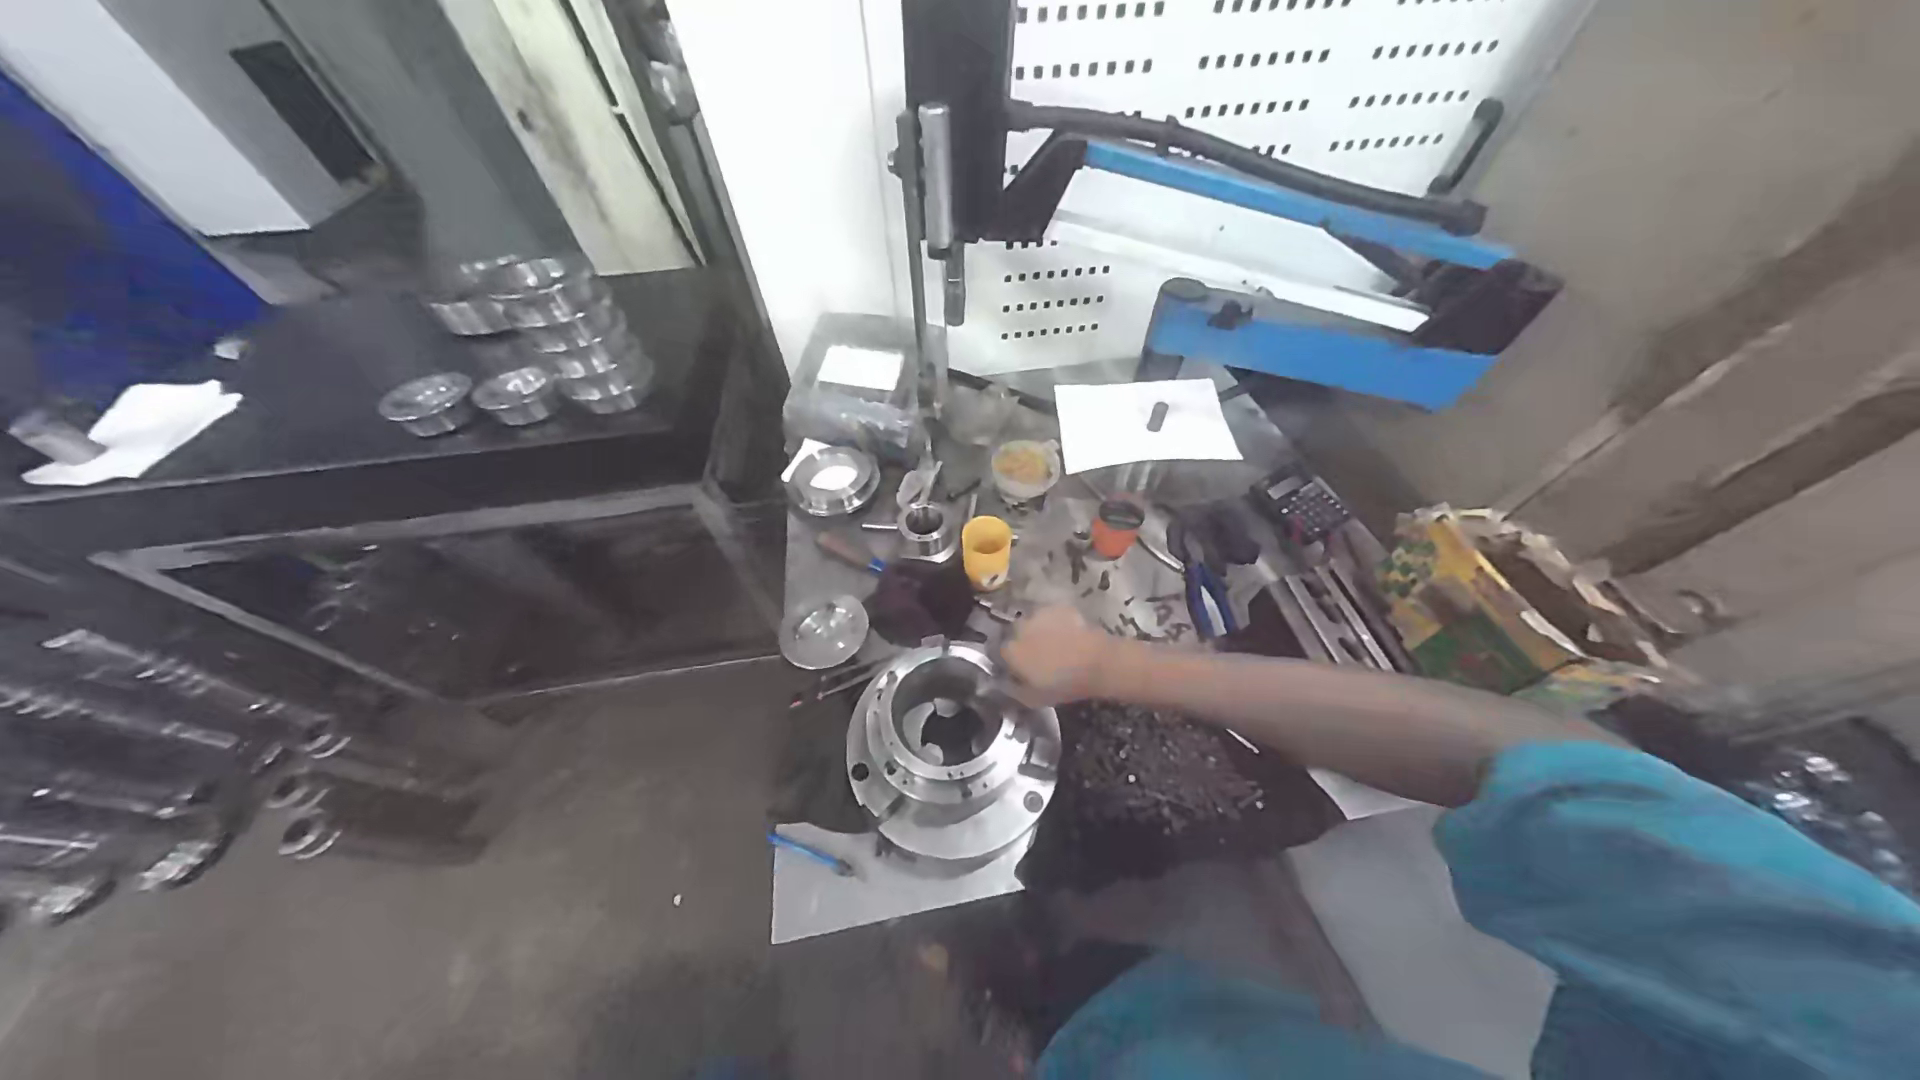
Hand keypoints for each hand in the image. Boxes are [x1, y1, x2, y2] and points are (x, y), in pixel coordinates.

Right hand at [1002, 605, 1114, 705]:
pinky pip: (1053, 615)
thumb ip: (1014, 690)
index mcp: (1011, 651)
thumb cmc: (1064, 684)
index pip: (1002, 652)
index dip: (1012, 660)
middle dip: (1025, 641)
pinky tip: (1069, 632)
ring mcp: (1040, 614)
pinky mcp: (1060, 607)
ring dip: (1040, 630)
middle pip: (1017, 633)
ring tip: (1056, 642)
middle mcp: (1020, 628)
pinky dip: (1057, 622)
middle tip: (1040, 654)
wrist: (1098, 663)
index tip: (1021, 667)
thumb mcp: (1034, 699)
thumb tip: (1004, 684)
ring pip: (1034, 621)